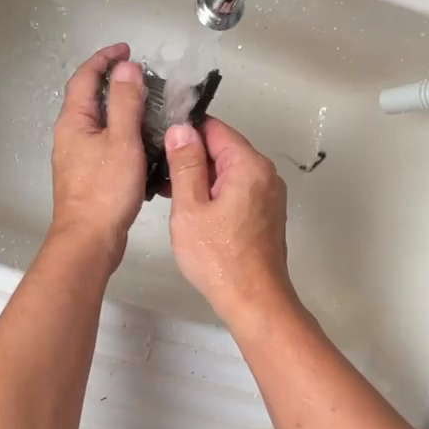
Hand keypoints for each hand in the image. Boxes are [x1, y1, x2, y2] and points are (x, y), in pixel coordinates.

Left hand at [48, 43, 147, 269]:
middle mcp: (70, 137)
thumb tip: (126, 68)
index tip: (127, 50)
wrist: (89, 240)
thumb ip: (125, 102)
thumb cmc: (105, 191)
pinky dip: (125, 139)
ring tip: (151, 110)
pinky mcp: (88, 178)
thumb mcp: (122, 140)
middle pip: (91, 99)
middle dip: (116, 84)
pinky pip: (107, 147)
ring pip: (101, 125)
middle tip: (144, 79)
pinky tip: (145, 147)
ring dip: (123, 113)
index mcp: (73, 122)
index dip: (105, 59)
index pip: (85, 77)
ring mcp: (77, 159)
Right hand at [164, 118, 296, 325]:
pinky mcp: (265, 213)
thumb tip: (180, 129)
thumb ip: (185, 164)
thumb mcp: (190, 208)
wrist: (253, 299)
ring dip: (201, 179)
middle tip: (160, 177)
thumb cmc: (219, 258)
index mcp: (248, 166)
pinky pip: (237, 190)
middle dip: (191, 158)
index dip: (184, 133)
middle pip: (222, 149)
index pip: (213, 128)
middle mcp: (265, 174)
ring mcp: (268, 194)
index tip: (160, 146)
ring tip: (172, 198)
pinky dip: (215, 195)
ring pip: (228, 172)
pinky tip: (194, 213)